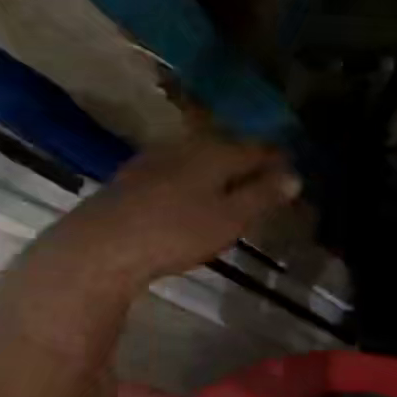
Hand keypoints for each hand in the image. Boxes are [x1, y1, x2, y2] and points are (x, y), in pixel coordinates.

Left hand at [33, 138, 301, 289]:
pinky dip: (198, 181)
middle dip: (250, 163)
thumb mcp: (232, 218)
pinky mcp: (134, 180)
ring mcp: (154, 161)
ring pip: (201, 160)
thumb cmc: (177, 232)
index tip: (296, 170)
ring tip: (238, 190)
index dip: (279, 159)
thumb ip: (263, 195)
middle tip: (271, 181)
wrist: (99, 247)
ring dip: (223, 172)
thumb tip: (294, 176)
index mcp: (214, 153)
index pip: (257, 148)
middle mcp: (185, 148)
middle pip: (227, 149)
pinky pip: (179, 172)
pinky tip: (199, 197)